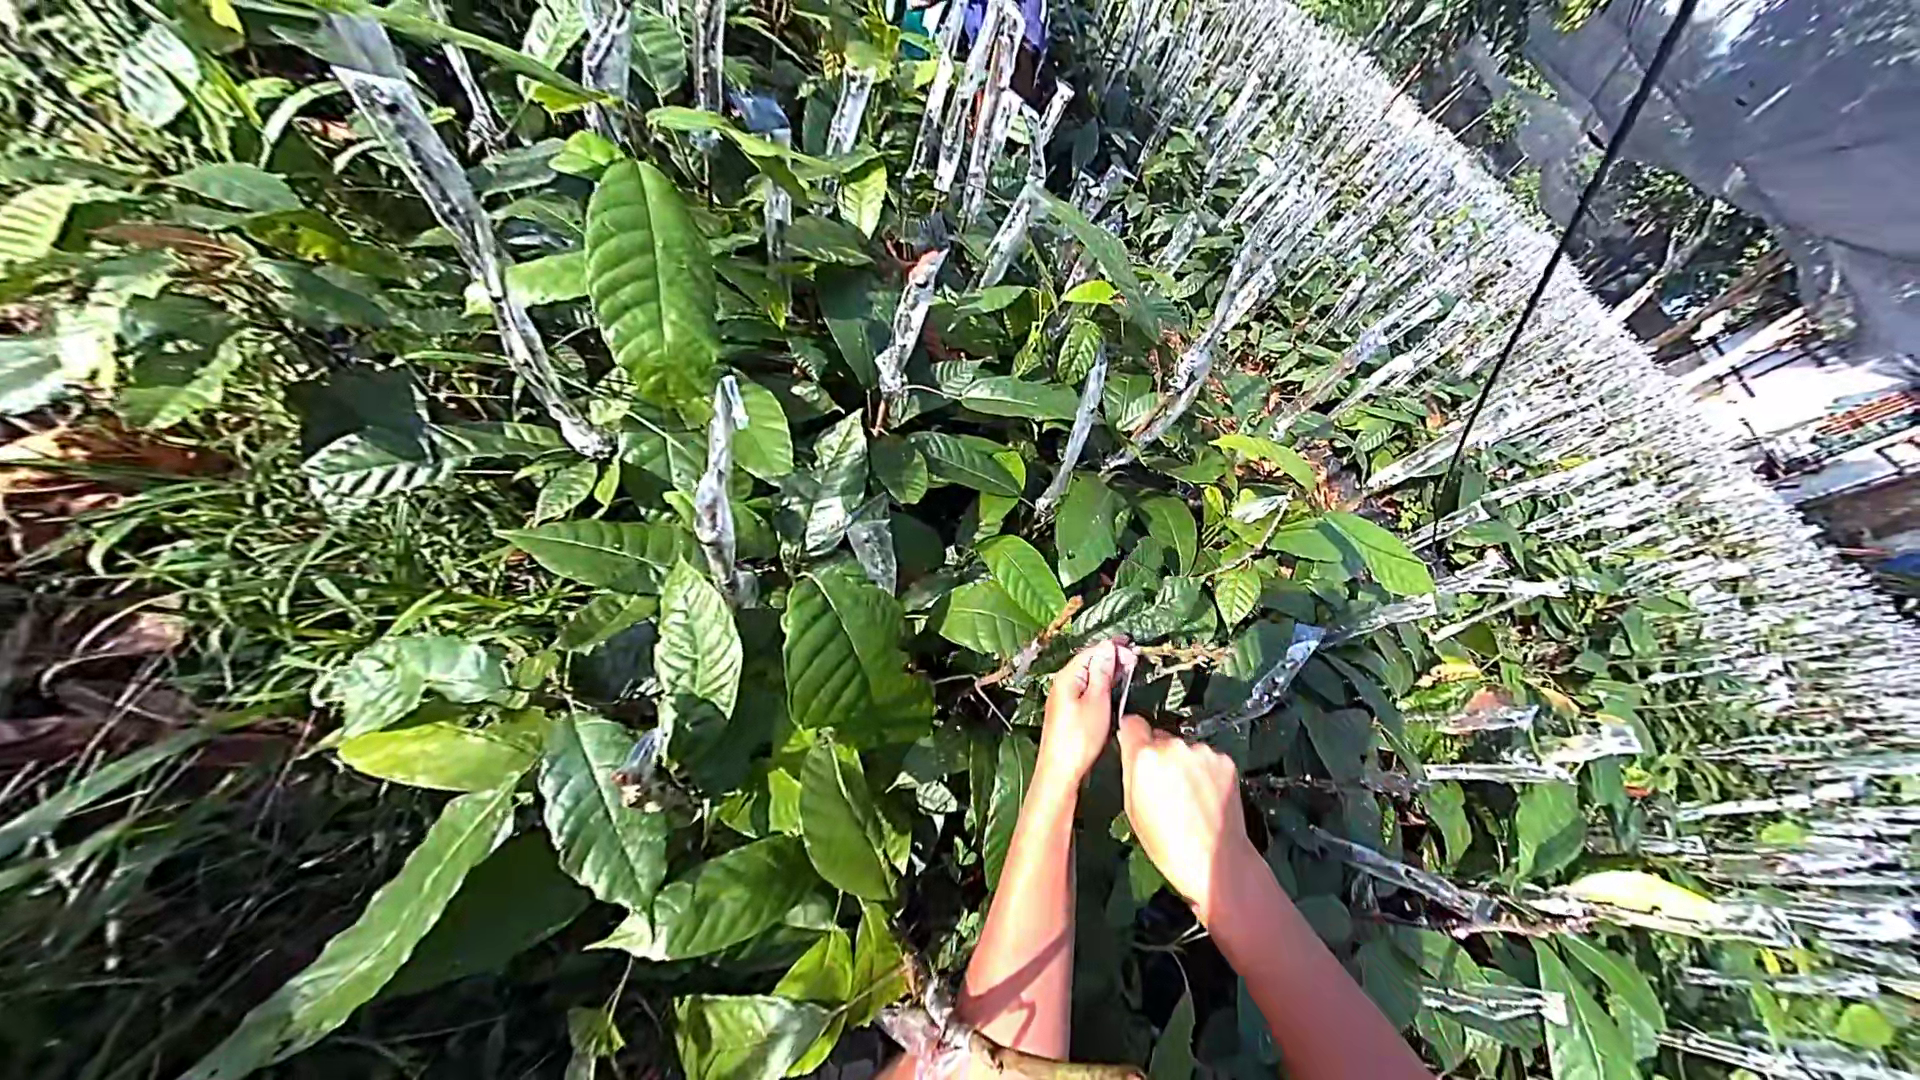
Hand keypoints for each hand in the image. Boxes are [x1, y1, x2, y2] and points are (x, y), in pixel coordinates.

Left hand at [1036, 640, 1127, 786]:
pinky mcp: (1068, 711)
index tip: (1130, 647)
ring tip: (1126, 669)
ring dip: (1107, 671)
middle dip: (1111, 657)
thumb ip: (1102, 673)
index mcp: (1066, 677)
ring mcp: (1064, 697)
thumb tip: (1107, 650)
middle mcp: (1062, 684)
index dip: (1113, 647)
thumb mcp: (1097, 701)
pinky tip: (1112, 689)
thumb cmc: (1076, 740)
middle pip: (1089, 662)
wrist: (1061, 770)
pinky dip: (1101, 685)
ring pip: (1089, 676)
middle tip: (1132, 658)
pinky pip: (1087, 689)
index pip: (1091, 651)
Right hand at [1116, 713, 1258, 923]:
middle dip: (1158, 755)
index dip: (1132, 735)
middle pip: (1159, 737)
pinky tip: (1203, 796)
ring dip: (1183, 763)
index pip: (1132, 722)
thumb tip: (1127, 745)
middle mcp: (1173, 747)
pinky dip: (1204, 771)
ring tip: (1187, 797)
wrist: (1216, 862)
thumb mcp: (1131, 808)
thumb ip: (1128, 768)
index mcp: (1144, 757)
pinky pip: (1206, 757)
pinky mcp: (1223, 760)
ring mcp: (1201, 753)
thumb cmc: (1172, 845)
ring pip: (1183, 748)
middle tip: (1163, 786)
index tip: (1134, 742)